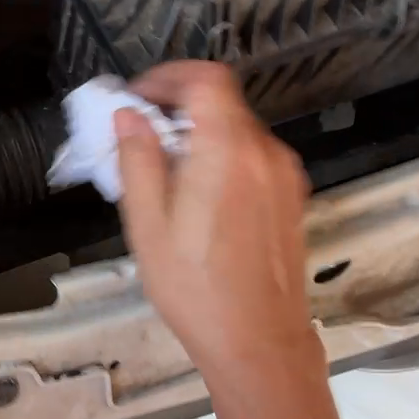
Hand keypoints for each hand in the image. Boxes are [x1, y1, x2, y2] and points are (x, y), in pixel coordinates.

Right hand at [114, 62, 316, 376]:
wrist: (258, 341)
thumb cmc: (193, 286)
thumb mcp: (147, 223)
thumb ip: (138, 160)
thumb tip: (128, 116)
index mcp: (228, 151)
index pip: (205, 79)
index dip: (166, 77)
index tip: (133, 100)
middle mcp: (265, 152)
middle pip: (221, 103)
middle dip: (174, 108)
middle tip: (135, 138)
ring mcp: (284, 175)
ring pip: (235, 130)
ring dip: (196, 134)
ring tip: (160, 171)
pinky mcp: (290, 198)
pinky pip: (250, 157)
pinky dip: (218, 156)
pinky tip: (194, 195)